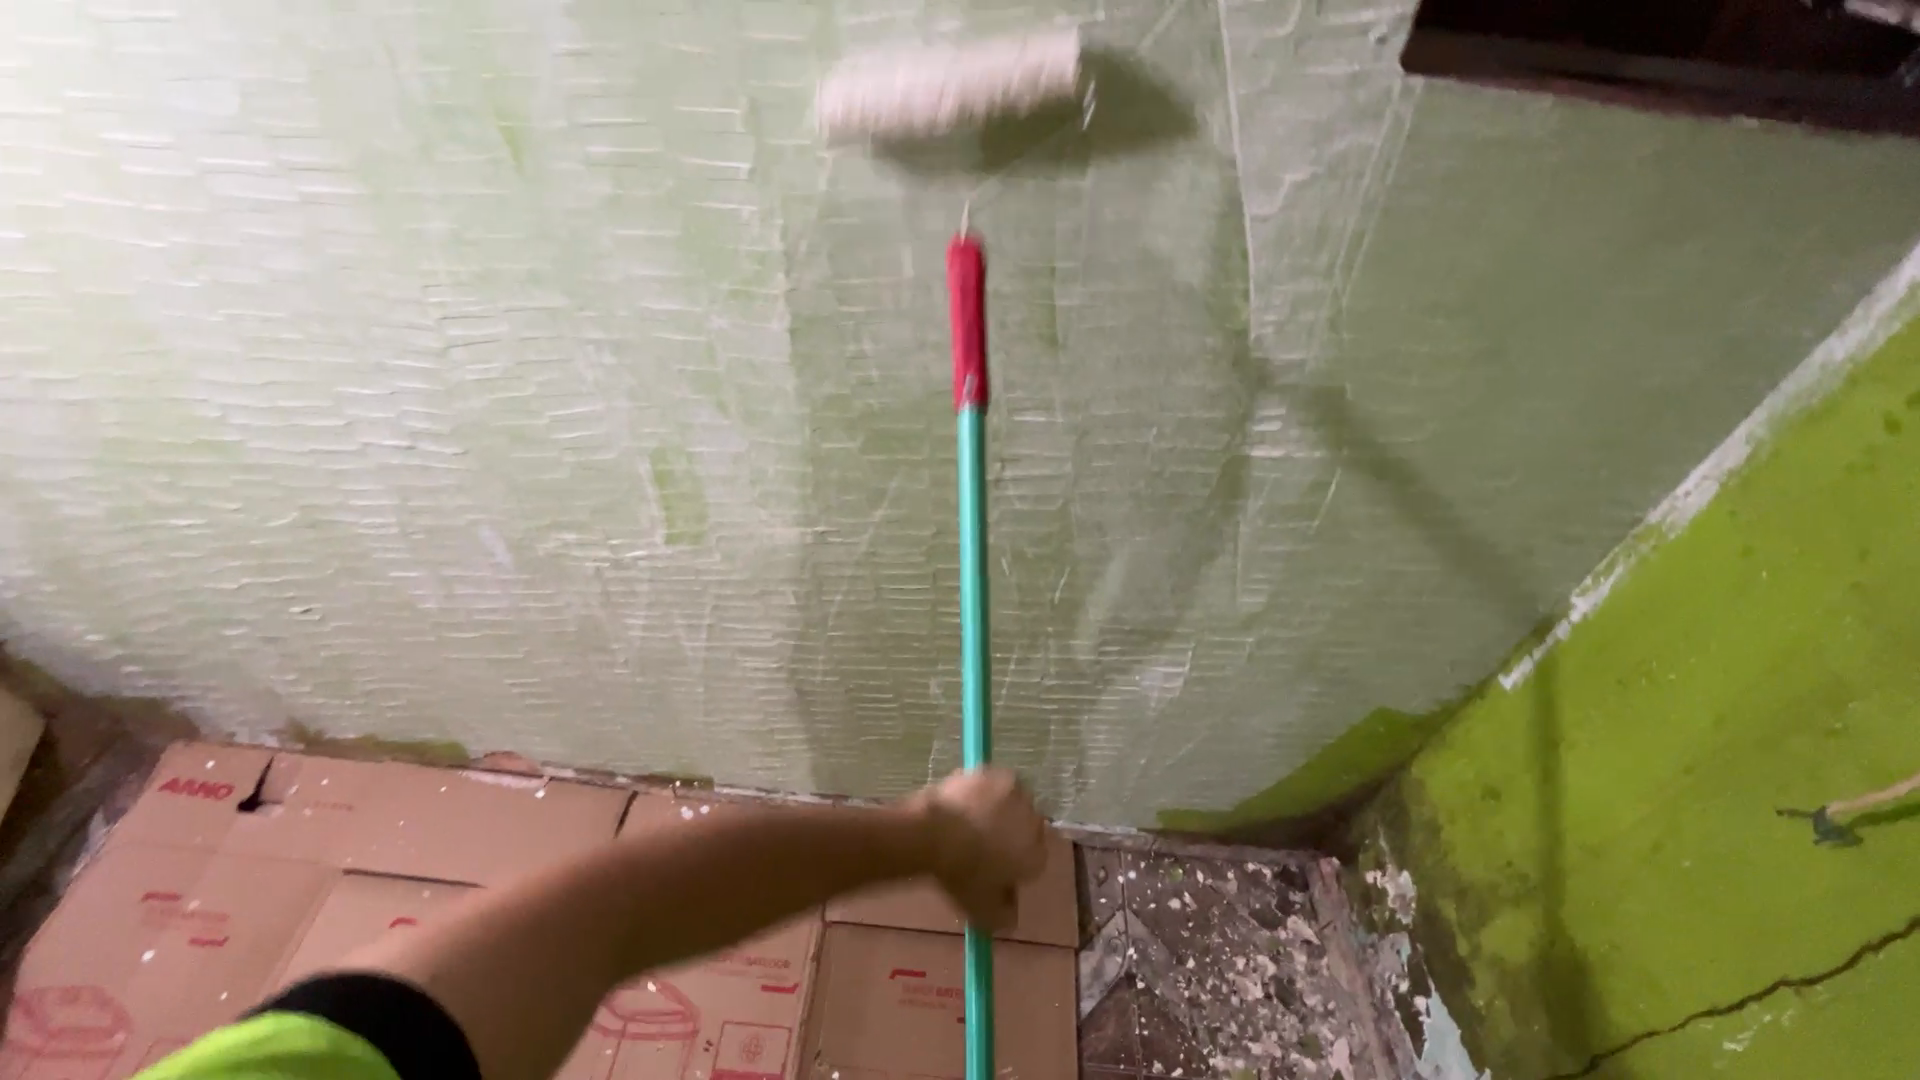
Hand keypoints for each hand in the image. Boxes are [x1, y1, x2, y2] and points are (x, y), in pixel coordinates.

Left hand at [904, 766, 1050, 930]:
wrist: (931, 833)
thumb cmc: (960, 874)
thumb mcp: (982, 912)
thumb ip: (1004, 917)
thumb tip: (1011, 914)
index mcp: (1036, 854)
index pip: (1036, 859)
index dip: (1016, 864)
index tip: (997, 868)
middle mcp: (1033, 819)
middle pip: (1028, 827)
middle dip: (1011, 834)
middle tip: (983, 843)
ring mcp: (1013, 791)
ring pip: (1012, 801)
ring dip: (1000, 809)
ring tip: (972, 820)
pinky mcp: (991, 771)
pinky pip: (991, 784)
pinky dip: (982, 791)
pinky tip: (963, 802)